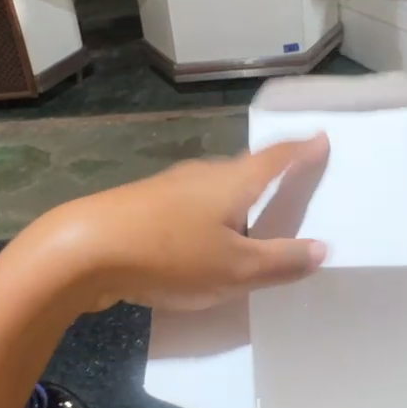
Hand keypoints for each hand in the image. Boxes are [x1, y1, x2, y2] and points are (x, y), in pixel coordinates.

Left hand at [29, 136, 329, 312]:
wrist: (84, 252)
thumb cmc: (171, 255)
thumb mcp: (236, 270)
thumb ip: (280, 262)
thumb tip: (322, 249)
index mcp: (233, 182)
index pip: (277, 158)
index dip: (302, 150)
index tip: (321, 137)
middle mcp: (202, 175)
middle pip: (244, 169)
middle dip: (269, 174)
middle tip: (292, 180)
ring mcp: (169, 189)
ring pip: (215, 189)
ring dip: (237, 199)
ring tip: (253, 216)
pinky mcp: (143, 207)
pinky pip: (191, 207)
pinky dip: (209, 217)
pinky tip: (204, 239)